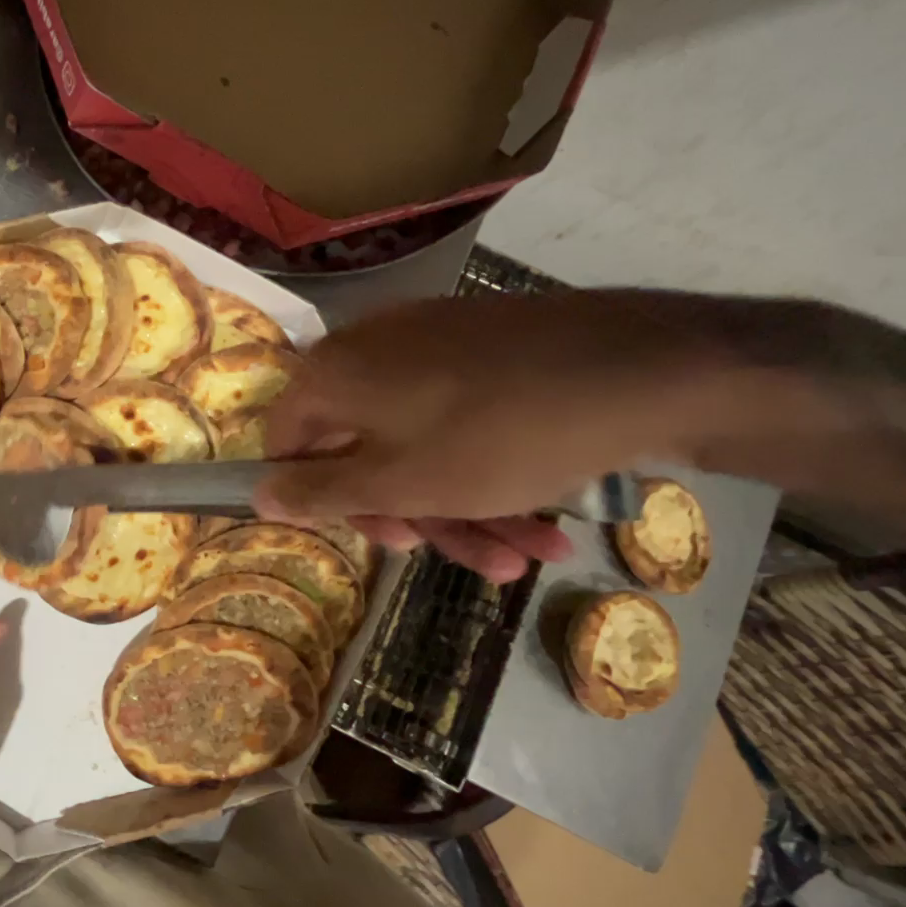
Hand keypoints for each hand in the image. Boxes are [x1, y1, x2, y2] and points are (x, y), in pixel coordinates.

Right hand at [253, 292, 726, 581]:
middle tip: (466, 559)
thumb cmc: (498, 436)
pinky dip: (490, 471)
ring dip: (467, 508)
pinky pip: (462, 419)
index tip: (379, 536)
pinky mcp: (485, 349)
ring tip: (526, 561)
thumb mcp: (399, 484)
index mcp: (331, 376)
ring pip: (421, 442)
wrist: (648, 367)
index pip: (288, 443)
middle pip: (363, 450)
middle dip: (416, 515)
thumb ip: (319, 493)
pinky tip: (547, 522)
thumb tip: (257, 494)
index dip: (320, 499)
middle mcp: (369, 351)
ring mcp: (430, 345)